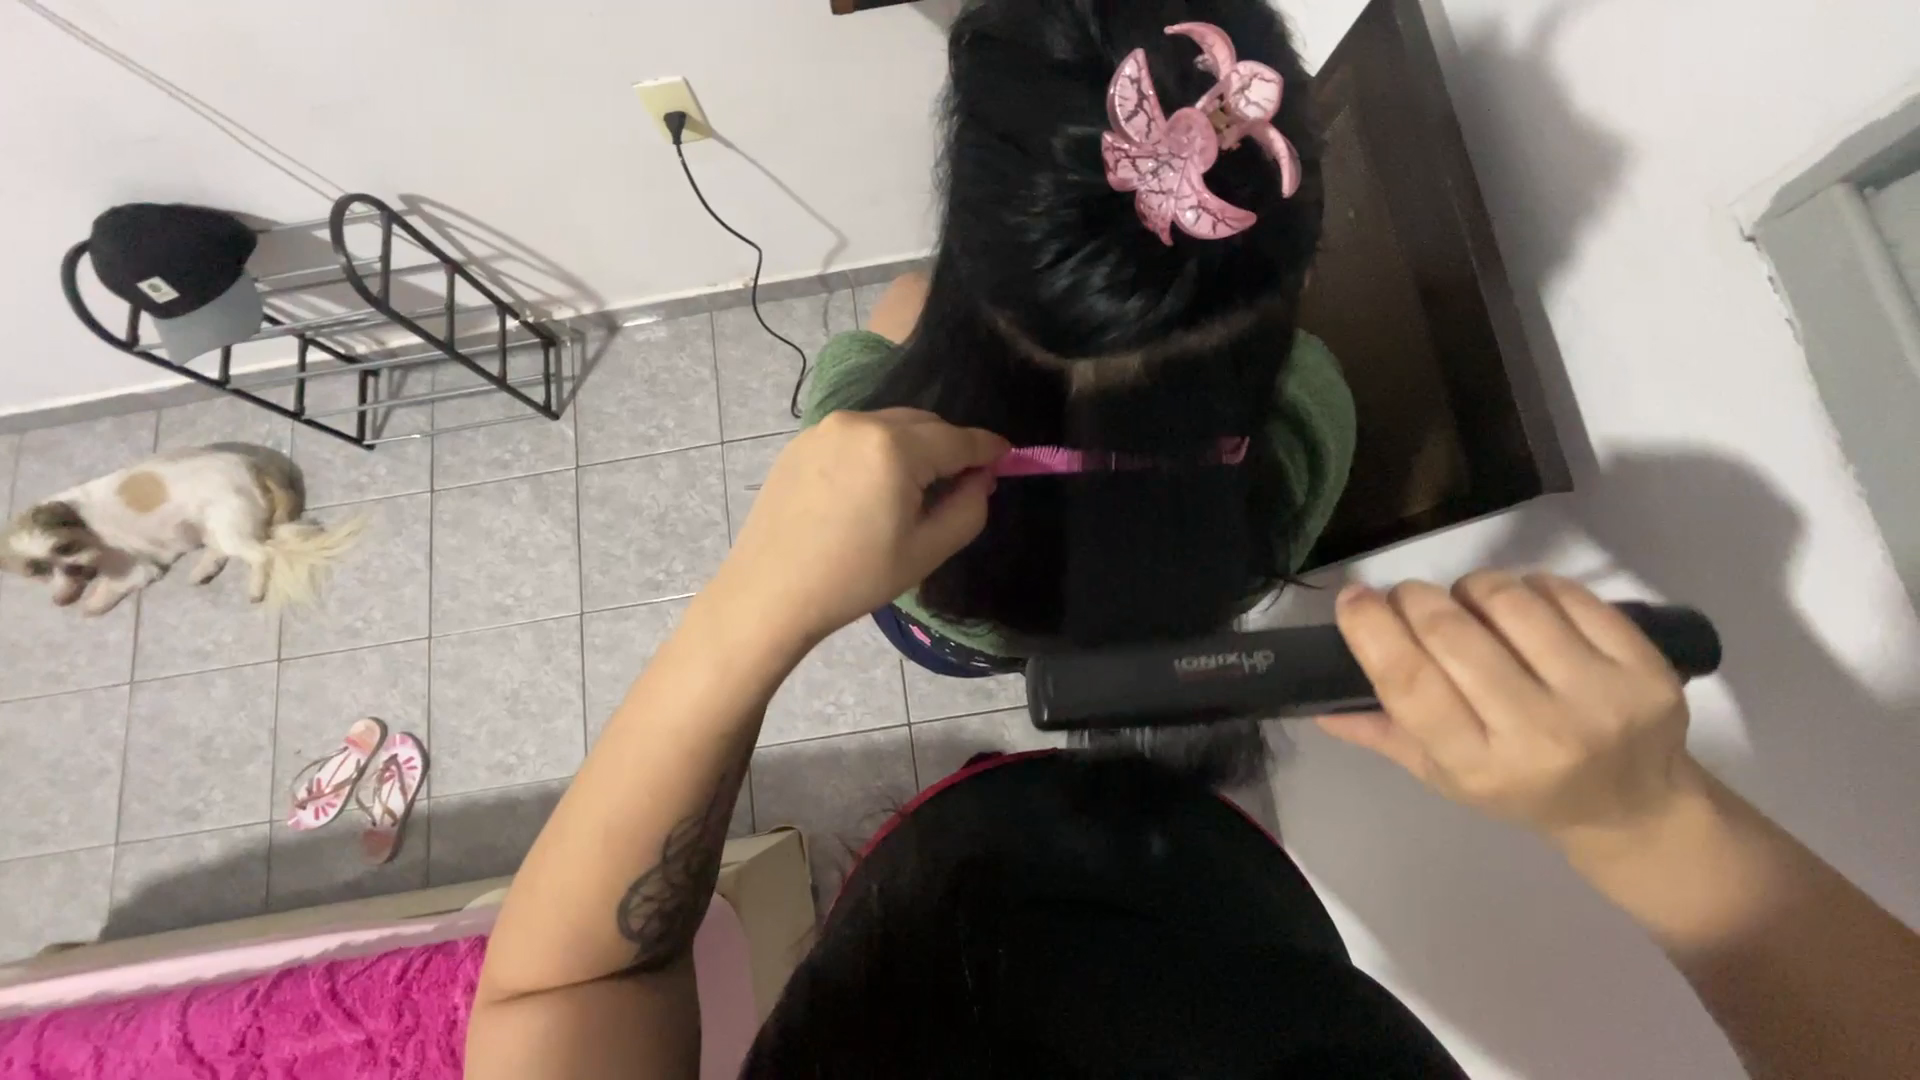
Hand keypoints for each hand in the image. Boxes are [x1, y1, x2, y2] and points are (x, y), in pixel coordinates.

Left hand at [712, 408, 1008, 648]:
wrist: (769, 592)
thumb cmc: (854, 578)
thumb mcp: (927, 551)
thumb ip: (969, 508)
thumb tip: (981, 478)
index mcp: (895, 447)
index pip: (959, 439)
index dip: (989, 449)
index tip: (1008, 457)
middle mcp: (861, 422)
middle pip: (925, 425)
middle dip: (949, 449)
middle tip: (958, 486)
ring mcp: (825, 428)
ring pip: (890, 427)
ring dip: (913, 448)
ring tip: (911, 491)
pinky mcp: (800, 441)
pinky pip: (857, 436)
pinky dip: (877, 452)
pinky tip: (870, 490)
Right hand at [1319, 572, 1704, 844]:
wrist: (1634, 809)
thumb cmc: (1519, 790)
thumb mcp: (1441, 775)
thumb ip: (1380, 733)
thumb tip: (1315, 705)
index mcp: (1479, 764)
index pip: (1411, 683)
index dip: (1372, 629)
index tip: (1353, 596)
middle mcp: (1541, 734)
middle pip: (1452, 634)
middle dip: (1414, 598)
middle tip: (1406, 598)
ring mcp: (1601, 699)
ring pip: (1507, 602)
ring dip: (1470, 588)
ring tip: (1466, 604)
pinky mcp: (1645, 669)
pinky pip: (1566, 594)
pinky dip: (1527, 586)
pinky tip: (1520, 604)